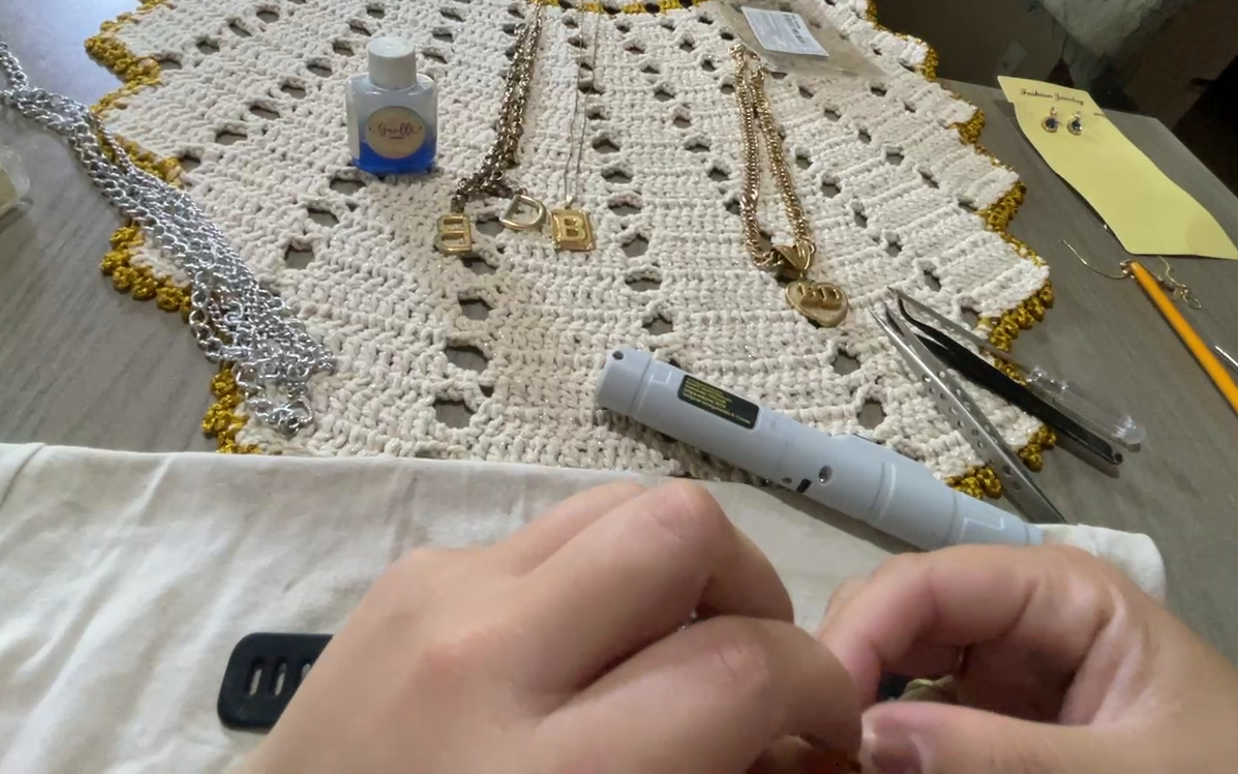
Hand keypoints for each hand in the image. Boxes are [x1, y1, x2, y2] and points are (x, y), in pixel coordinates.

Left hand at [235, 482, 859, 772]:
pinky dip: (594, 574)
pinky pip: (544, 534)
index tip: (827, 716)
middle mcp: (481, 647)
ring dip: (673, 564)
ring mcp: (436, 587)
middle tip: (753, 653)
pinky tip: (576, 645)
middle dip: (749, 581)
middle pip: (673, 525)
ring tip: (674, 635)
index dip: (816, 684)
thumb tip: (798, 733)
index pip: (732, 668)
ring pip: (613, 503)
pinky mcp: (410, 569)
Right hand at [818, 545, 1237, 772]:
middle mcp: (1014, 613)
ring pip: (899, 664)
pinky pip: (927, 715)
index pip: (926, 584)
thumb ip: (1003, 758)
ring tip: (830, 749)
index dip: (861, 631)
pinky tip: (872, 759)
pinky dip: (894, 740)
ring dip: (863, 705)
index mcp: (1053, 590)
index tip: (820, 706)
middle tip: (815, 738)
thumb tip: (865, 737)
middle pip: (899, 616)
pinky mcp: (1000, 717)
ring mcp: (1003, 666)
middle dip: (852, 668)